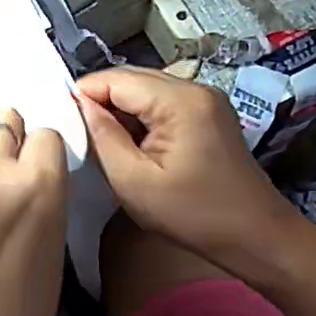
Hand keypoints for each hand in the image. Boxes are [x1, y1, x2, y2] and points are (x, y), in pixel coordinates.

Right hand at [75, 67, 298, 275]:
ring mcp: (206, 100)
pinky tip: (129, 144)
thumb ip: (103, 138)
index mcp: (180, 101)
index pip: (117, 78)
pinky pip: (163, 105)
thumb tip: (81, 106)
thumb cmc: (193, 215)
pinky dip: (140, 119)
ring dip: (120, 111)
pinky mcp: (209, 115)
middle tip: (75, 132)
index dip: (84, 93)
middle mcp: (195, 88)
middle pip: (133, 79)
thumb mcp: (135, 182)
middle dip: (100, 101)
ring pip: (146, 91)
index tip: (60, 119)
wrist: (255, 236)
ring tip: (99, 141)